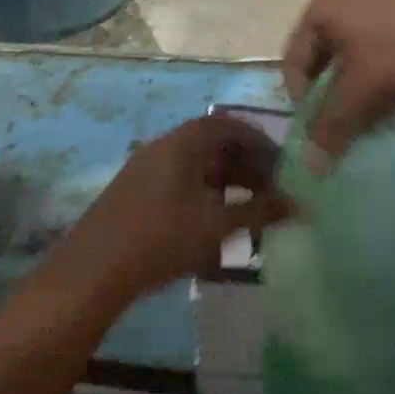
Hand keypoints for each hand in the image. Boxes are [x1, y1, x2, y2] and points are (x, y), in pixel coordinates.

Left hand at [47, 117, 294, 304]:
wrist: (95, 268)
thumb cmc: (162, 237)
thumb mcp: (217, 225)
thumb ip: (260, 212)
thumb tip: (299, 205)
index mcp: (183, 142)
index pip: (229, 126)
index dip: (260, 142)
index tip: (284, 166)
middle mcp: (164, 147)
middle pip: (213, 146)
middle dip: (247, 166)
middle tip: (274, 193)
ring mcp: (147, 171)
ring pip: (197, 168)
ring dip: (228, 184)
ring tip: (253, 213)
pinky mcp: (138, 195)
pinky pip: (181, 185)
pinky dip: (206, 198)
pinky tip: (219, 227)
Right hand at [282, 0, 394, 153]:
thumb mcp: (364, 91)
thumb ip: (332, 126)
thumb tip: (310, 166)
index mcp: (322, 6)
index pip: (294, 60)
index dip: (302, 101)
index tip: (323, 131)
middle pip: (327, 54)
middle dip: (337, 94)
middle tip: (353, 124)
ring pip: (359, 49)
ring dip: (365, 83)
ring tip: (383, 110)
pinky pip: (387, 39)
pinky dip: (390, 66)